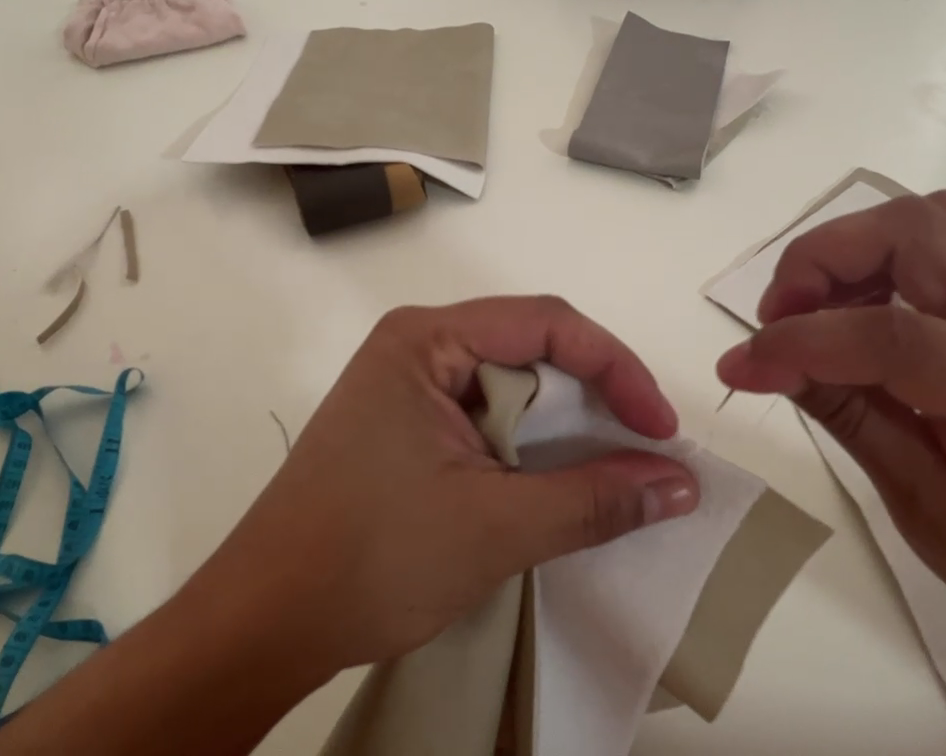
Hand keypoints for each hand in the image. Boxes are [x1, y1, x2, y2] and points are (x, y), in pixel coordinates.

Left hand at [207, 295, 700, 675]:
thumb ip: (595, 499)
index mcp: (425, 339)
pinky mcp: (404, 428)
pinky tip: (555, 485)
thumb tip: (680, 484)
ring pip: (510, 388)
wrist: (265, 621)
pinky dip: (529, 449)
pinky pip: (485, 419)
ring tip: (611, 473)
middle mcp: (415, 347)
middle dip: (594, 398)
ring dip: (564, 428)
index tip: (662, 431)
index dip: (616, 368)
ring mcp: (405, 388)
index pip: (546, 324)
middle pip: (530, 348)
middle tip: (646, 453)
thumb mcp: (497, 526)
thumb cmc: (372, 558)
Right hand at [714, 191, 945, 660]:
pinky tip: (854, 314)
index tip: (740, 366)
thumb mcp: (933, 518)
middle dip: (823, 259)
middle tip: (779, 320)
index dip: (804, 341)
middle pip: (919, 231)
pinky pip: (940, 242)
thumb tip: (765, 363)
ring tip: (812, 312)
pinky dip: (875, 258)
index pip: (901, 338)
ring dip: (850, 248)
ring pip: (930, 219)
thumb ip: (852, 422)